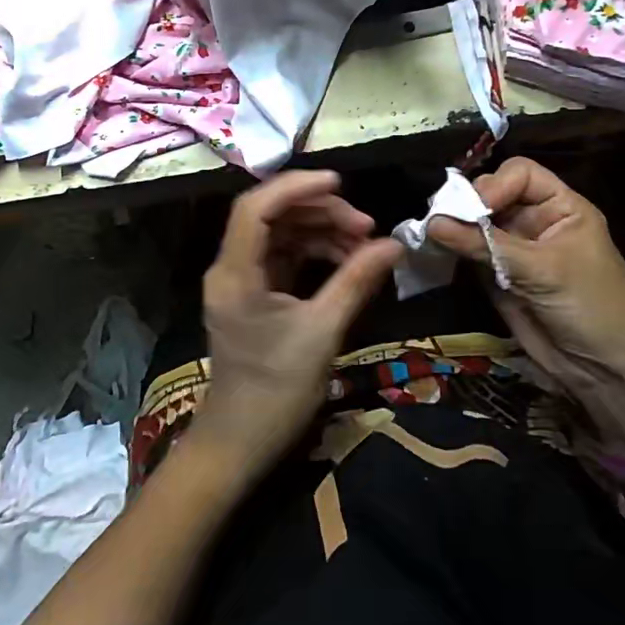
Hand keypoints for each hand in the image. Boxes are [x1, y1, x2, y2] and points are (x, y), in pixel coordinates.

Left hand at [193, 171, 403, 476]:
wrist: (241, 442)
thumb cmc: (276, 391)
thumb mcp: (322, 333)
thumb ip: (356, 281)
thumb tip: (394, 244)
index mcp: (235, 273)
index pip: (257, 208)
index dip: (297, 186)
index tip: (341, 183)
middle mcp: (230, 269)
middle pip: (273, 216)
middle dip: (320, 212)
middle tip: (366, 226)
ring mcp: (241, 282)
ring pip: (281, 235)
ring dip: (321, 232)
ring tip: (364, 245)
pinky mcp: (255, 296)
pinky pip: (285, 258)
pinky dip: (315, 254)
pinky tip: (348, 262)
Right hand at [427, 157, 624, 457]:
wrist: (603, 369)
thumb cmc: (591, 306)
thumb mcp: (544, 270)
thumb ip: (487, 245)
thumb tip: (432, 223)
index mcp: (561, 207)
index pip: (520, 174)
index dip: (494, 185)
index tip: (474, 210)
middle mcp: (534, 220)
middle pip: (491, 193)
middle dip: (467, 204)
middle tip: (443, 220)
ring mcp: (513, 247)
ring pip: (474, 222)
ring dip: (453, 226)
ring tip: (431, 234)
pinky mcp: (495, 274)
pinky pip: (467, 252)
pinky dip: (450, 249)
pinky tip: (433, 249)